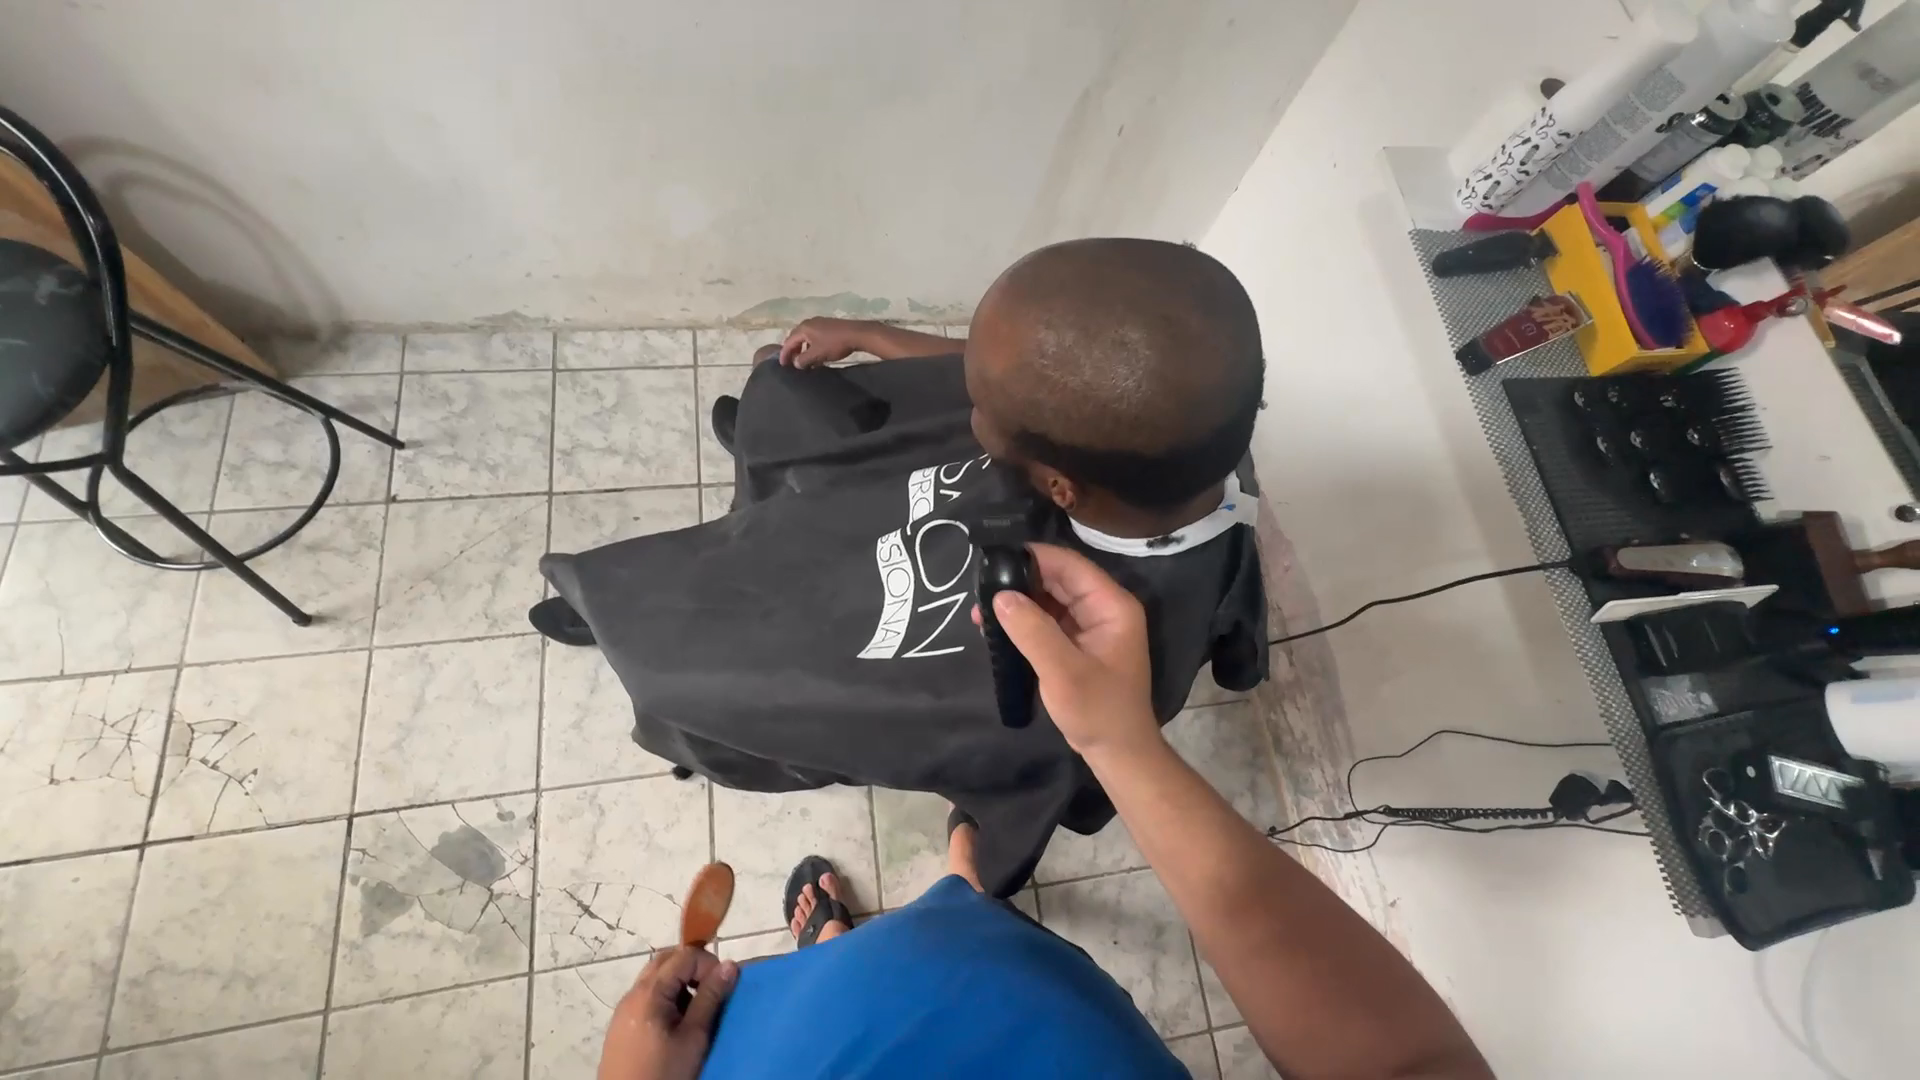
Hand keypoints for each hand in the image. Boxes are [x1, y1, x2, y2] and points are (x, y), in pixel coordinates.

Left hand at [597, 946, 737, 1079]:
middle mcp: (633, 994)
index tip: (722, 986)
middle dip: (692, 967)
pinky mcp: (620, 1027)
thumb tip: (730, 965)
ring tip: (694, 1009)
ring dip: (679, 982)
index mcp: (649, 992)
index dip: (708, 964)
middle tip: (710, 990)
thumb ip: (711, 997)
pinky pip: (646, 997)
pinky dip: (665, 997)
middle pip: (666, 960)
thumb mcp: (694, 1037)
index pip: (685, 955)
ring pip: (655, 977)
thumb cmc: (663, 1073)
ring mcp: (623, 1010)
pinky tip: (675, 1024)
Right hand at [778, 317, 871, 367]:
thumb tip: (796, 363)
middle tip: (792, 363)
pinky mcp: (829, 326)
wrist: (856, 334)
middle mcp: (809, 323)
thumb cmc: (834, 344)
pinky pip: (815, 337)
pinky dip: (812, 346)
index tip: (782, 365)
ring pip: (806, 337)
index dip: (784, 354)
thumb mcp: (817, 354)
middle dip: (793, 350)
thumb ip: (804, 359)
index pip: (788, 341)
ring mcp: (820, 323)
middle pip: (796, 337)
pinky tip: (816, 355)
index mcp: (803, 328)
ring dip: (803, 349)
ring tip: (804, 361)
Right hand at [987, 544, 1160, 758]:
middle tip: (980, 585)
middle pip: (1058, 579)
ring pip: (1049, 599)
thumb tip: (999, 596)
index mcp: (1111, 606)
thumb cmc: (1098, 711)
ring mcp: (1090, 626)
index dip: (1034, 557)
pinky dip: (1023, 621)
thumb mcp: (1063, 672)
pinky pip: (1047, 621)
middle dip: (1020, 580)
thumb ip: (1032, 631)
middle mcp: (1103, 608)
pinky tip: (995, 627)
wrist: (1117, 754)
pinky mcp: (1076, 644)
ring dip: (1018, 602)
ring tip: (980, 609)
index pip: (1070, 565)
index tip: (995, 559)